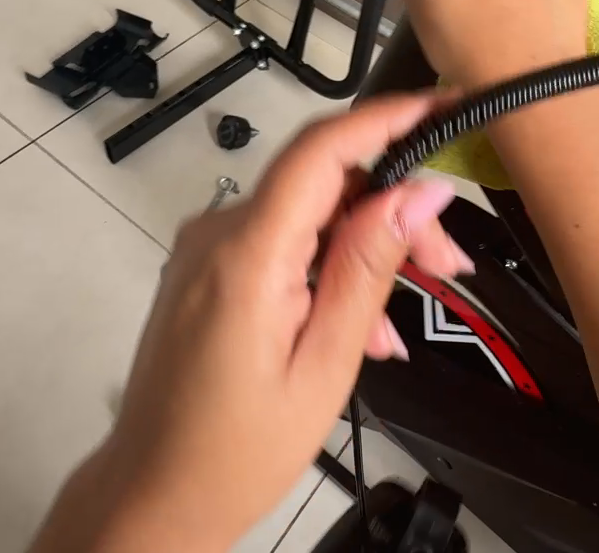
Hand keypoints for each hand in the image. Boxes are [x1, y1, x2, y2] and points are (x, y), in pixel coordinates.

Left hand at [34, 93, 471, 551]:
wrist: (152, 495)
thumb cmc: (235, 452)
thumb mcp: (324, 365)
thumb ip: (369, 267)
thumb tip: (419, 193)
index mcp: (247, 254)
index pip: (320, 150)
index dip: (384, 117)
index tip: (439, 104)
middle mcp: (220, 230)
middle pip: (325, 179)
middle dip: (393, 204)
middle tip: (447, 260)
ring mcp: (210, 243)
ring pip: (311, 208)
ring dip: (367, 239)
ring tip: (407, 305)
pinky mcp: (211, 261)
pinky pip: (286, 236)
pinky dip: (330, 260)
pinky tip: (360, 314)